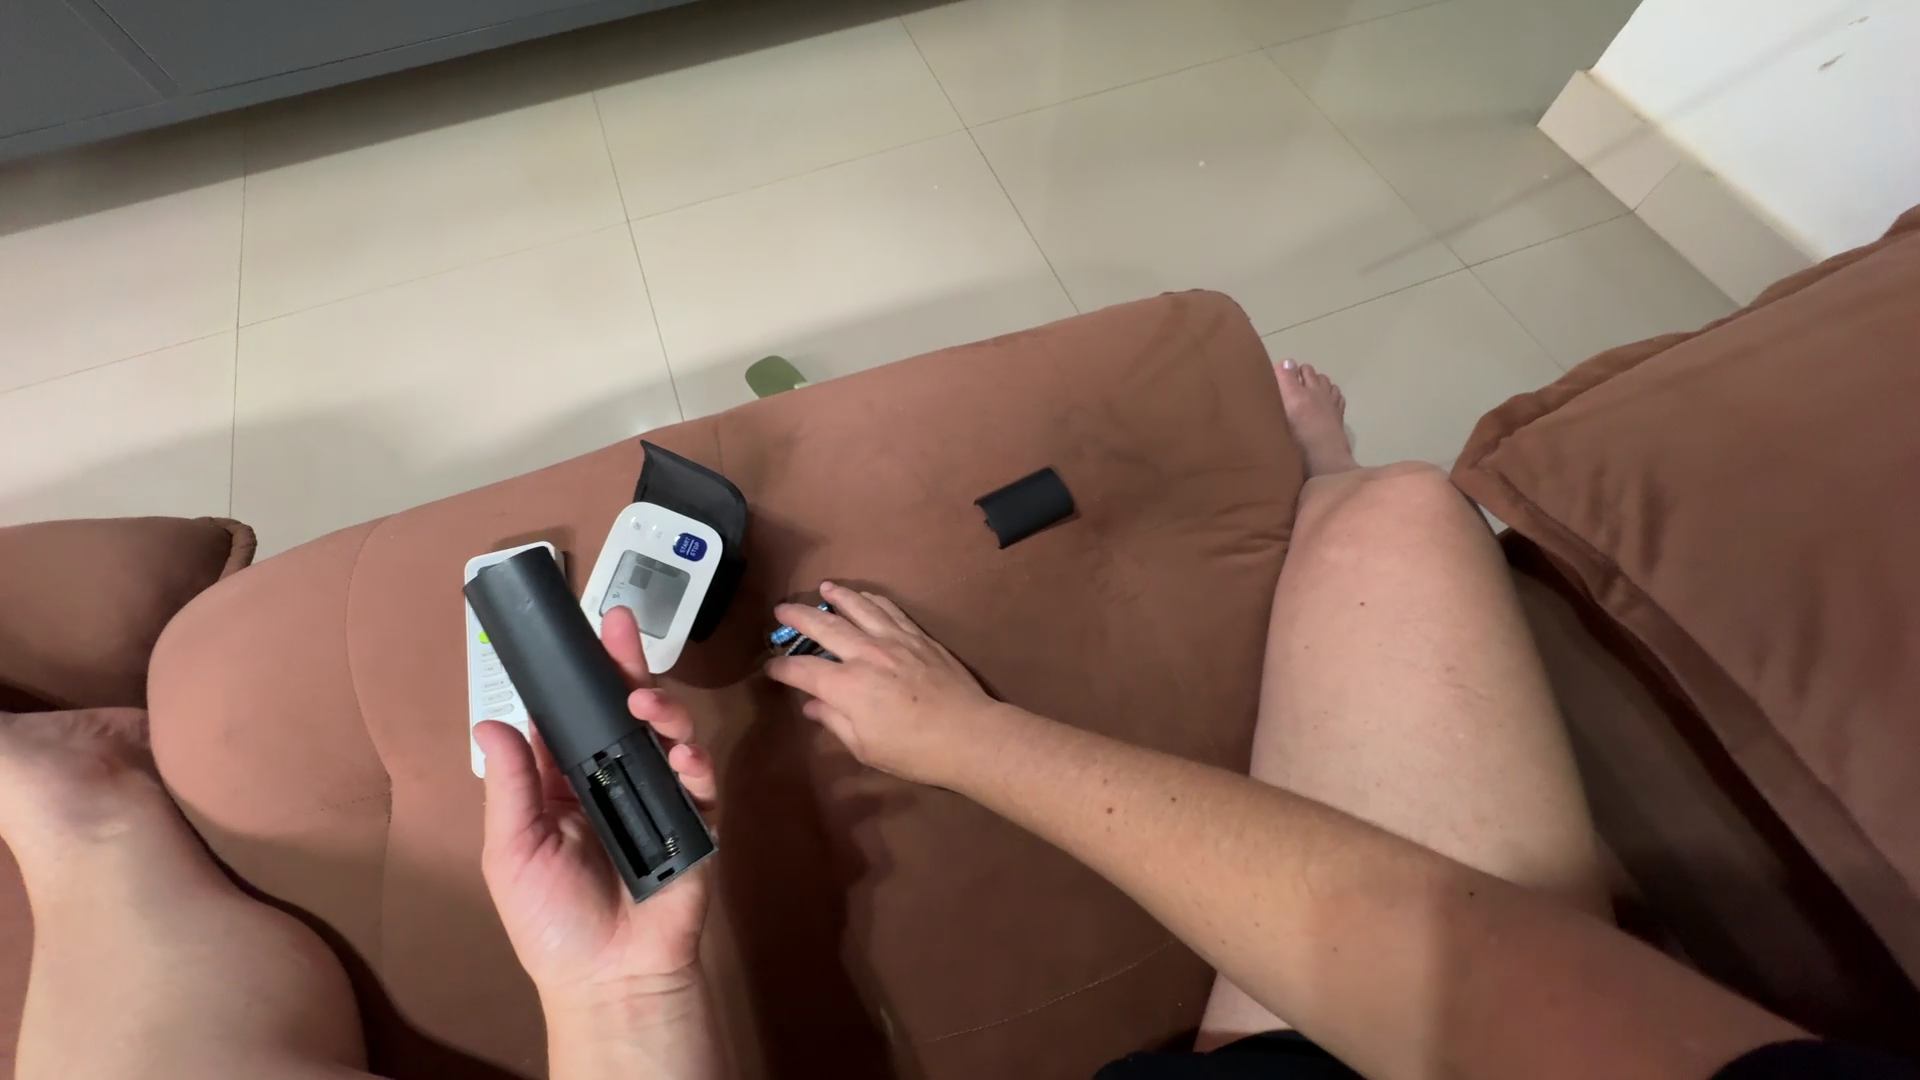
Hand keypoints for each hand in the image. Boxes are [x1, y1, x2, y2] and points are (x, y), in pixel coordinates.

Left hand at [475, 604, 717, 1012]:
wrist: (611, 972)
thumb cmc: (553, 917)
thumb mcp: (514, 852)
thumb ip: (513, 787)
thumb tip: (494, 722)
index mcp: (571, 780)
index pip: (578, 717)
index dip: (582, 677)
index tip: (582, 635)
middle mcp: (619, 773)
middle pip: (628, 709)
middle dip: (628, 665)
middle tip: (623, 627)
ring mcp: (662, 789)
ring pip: (669, 730)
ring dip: (663, 708)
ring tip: (648, 703)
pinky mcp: (697, 812)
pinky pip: (700, 775)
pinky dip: (694, 760)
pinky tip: (683, 757)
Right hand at [763, 581, 996, 785]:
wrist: (968, 734)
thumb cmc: (914, 751)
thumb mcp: (865, 747)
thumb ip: (834, 721)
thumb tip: (812, 704)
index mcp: (847, 686)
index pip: (803, 670)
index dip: (782, 668)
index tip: (771, 667)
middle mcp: (866, 654)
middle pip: (825, 626)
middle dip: (798, 617)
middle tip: (781, 610)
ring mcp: (894, 640)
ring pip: (859, 608)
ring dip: (838, 597)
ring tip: (824, 588)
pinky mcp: (918, 636)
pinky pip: (890, 610)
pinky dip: (873, 600)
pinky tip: (865, 596)